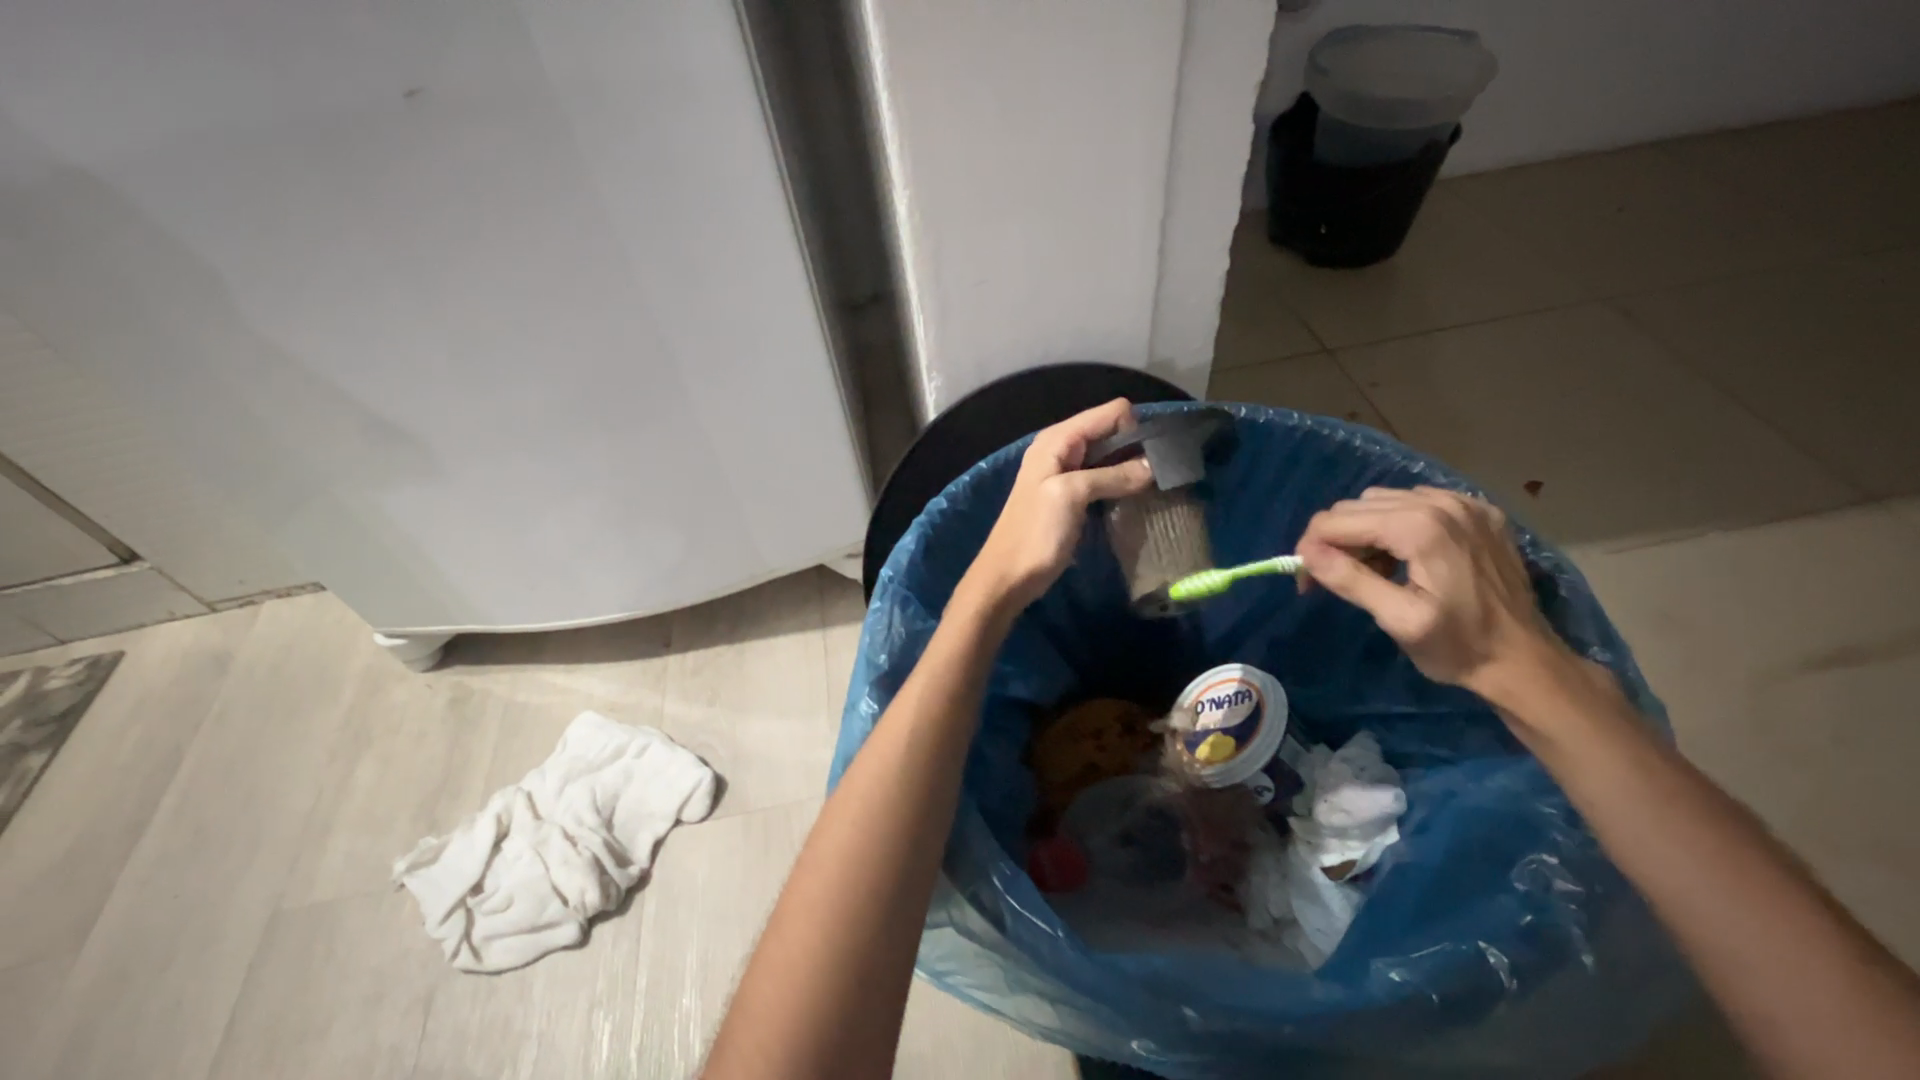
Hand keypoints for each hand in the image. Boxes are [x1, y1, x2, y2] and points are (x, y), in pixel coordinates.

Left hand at [956, 399, 1154, 615]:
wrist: (1008, 578)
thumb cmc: (1035, 533)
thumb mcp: (1071, 495)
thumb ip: (1111, 475)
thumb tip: (1153, 466)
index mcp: (1058, 439)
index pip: (1110, 412)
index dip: (1134, 430)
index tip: (1152, 460)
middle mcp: (1062, 449)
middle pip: (1112, 432)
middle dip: (1136, 449)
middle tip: (1158, 478)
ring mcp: (1066, 474)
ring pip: (1110, 457)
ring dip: (1131, 469)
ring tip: (1152, 490)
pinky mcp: (1072, 498)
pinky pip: (1103, 480)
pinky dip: (1119, 486)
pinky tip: (1133, 502)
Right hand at [1296, 486, 1570, 698]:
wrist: (1525, 660)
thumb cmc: (1458, 647)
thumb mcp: (1399, 620)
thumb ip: (1351, 580)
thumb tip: (1305, 554)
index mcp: (1419, 528)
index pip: (1336, 520)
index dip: (1311, 548)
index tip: (1307, 584)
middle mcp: (1441, 503)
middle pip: (1357, 506)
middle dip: (1334, 540)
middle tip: (1332, 581)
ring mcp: (1464, 503)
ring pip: (1383, 501)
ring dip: (1365, 532)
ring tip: (1371, 572)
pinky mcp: (1479, 512)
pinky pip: (1417, 503)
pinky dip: (1397, 526)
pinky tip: (1404, 558)